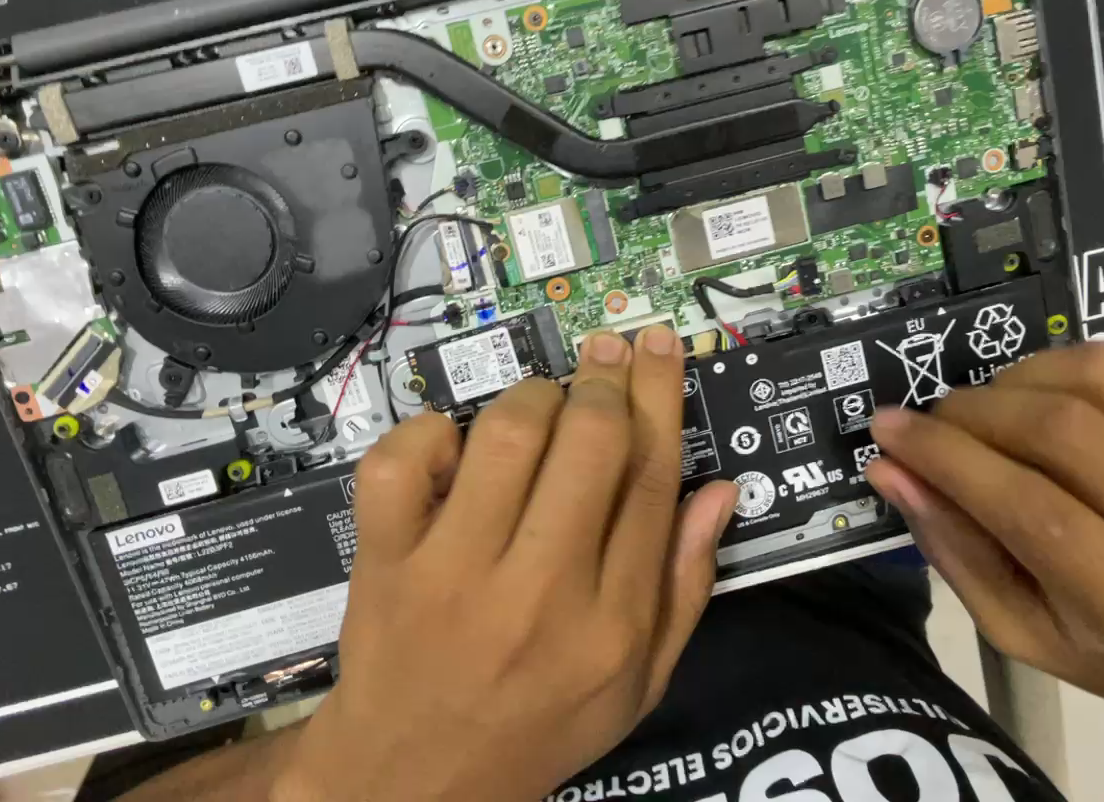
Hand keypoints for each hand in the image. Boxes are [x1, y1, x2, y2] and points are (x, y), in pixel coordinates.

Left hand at [282, 327, 740, 801]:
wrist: (415, 780)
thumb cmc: (541, 724)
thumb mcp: (640, 682)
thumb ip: (686, 585)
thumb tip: (718, 488)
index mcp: (613, 622)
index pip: (651, 477)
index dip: (659, 395)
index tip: (658, 345)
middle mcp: (539, 592)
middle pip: (589, 442)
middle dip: (602, 381)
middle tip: (602, 357)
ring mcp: (452, 574)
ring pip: (505, 435)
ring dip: (532, 398)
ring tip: (541, 404)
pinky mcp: (385, 562)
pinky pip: (403, 462)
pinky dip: (431, 431)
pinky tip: (454, 444)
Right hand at [864, 342, 1103, 727]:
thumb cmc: (1102, 652)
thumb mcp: (1012, 626)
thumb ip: (951, 545)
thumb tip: (888, 469)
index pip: (1034, 512)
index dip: (949, 459)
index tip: (886, 429)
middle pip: (1066, 435)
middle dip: (973, 416)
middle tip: (925, 423)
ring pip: (1093, 387)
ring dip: (1008, 386)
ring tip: (975, 415)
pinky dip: (1047, 367)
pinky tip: (1021, 397)